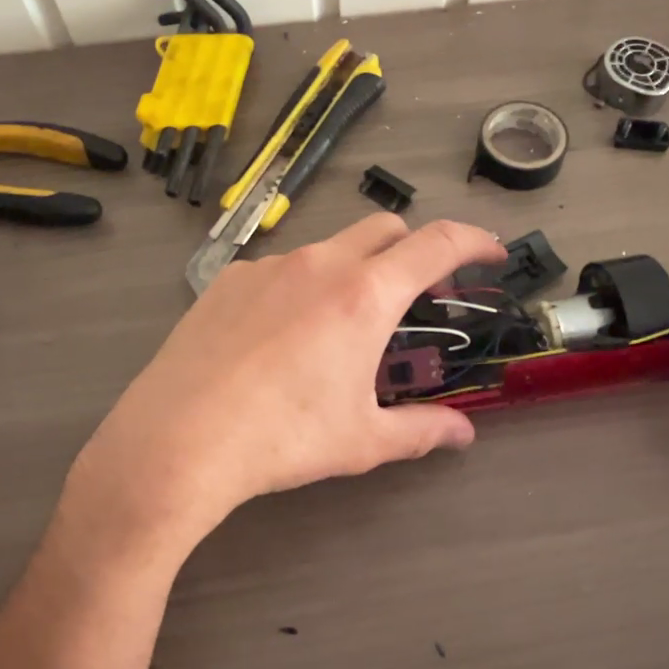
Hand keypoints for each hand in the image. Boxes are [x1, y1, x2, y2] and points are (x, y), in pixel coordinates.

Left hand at [61, 214, 505, 561]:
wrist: (177, 440)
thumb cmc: (283, 438)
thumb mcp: (363, 440)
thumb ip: (422, 431)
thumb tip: (463, 435)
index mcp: (364, 295)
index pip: (436, 244)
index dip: (474, 240)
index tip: (491, 252)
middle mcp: (319, 265)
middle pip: (384, 228)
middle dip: (414, 249)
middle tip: (420, 293)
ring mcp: (268, 267)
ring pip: (329, 247)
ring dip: (355, 269)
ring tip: (344, 326)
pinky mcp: (227, 281)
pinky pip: (281, 268)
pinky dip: (303, 286)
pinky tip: (283, 336)